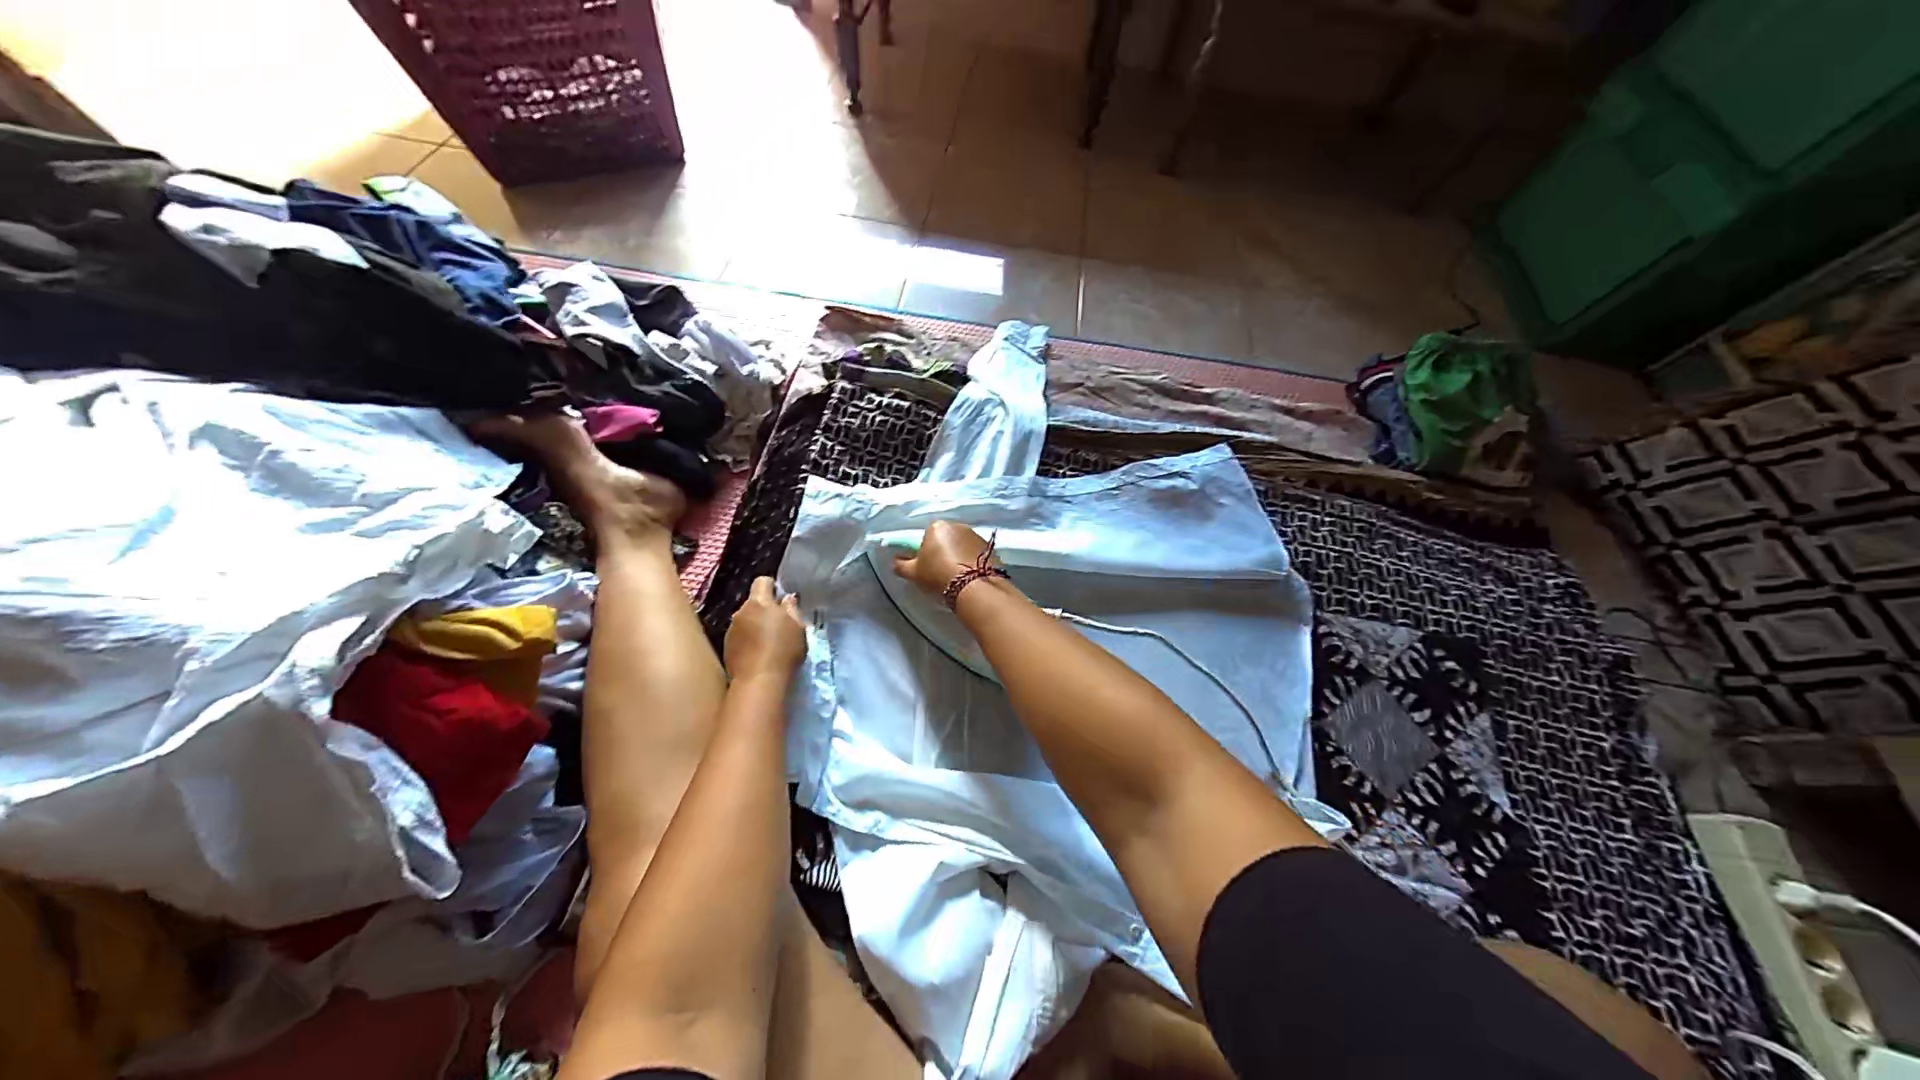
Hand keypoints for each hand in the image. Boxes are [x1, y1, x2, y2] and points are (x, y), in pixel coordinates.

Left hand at [725, 577, 805, 680]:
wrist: (758, 680)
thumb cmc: (783, 650)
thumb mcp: (798, 628)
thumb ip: (792, 609)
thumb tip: (787, 598)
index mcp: (759, 602)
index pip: (762, 581)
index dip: (772, 587)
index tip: (782, 600)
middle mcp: (741, 611)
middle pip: (753, 603)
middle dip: (764, 609)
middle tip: (778, 625)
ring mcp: (731, 629)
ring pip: (746, 619)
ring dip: (755, 625)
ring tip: (767, 642)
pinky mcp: (726, 646)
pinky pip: (739, 635)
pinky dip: (747, 639)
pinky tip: (757, 653)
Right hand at [891, 521, 996, 597]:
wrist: (974, 587)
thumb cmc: (938, 576)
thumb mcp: (913, 573)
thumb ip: (901, 565)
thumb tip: (896, 561)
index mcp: (936, 526)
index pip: (926, 536)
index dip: (925, 552)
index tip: (927, 567)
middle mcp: (957, 525)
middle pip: (945, 538)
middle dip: (942, 552)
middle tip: (940, 572)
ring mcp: (975, 534)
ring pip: (961, 544)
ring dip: (958, 555)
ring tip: (956, 576)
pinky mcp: (989, 546)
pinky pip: (975, 552)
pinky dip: (971, 560)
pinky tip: (969, 575)